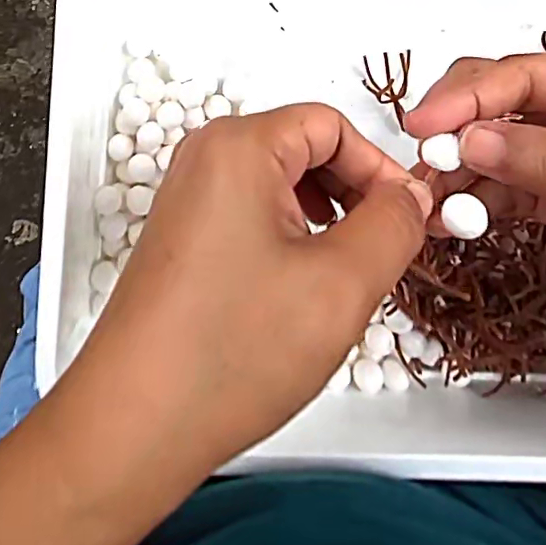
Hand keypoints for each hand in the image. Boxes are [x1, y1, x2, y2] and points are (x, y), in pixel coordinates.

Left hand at [68, 104, 432, 467]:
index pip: (331, 125)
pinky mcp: (184, 228)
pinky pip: (252, 207)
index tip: (406, 212)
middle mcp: (205, 158)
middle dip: (353, 192)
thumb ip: (393, 224)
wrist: (135, 419)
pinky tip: (303, 279)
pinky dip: (291, 232)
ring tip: (346, 268)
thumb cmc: (220, 353)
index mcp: (238, 146)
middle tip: (384, 242)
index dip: (379, 168)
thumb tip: (410, 195)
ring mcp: (189, 193)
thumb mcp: (341, 283)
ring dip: (325, 215)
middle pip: (304, 146)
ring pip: (280, 180)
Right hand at [405, 52, 545, 332]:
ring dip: (453, 171)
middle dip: (453, 127)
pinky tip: (450, 220)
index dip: (471, 95)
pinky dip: (466, 202)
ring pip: (484, 147)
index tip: (429, 124)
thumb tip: (479, 140)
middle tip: (425, 160)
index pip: (527, 76)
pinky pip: (492, 188)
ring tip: (432, 201)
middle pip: (495, 102)